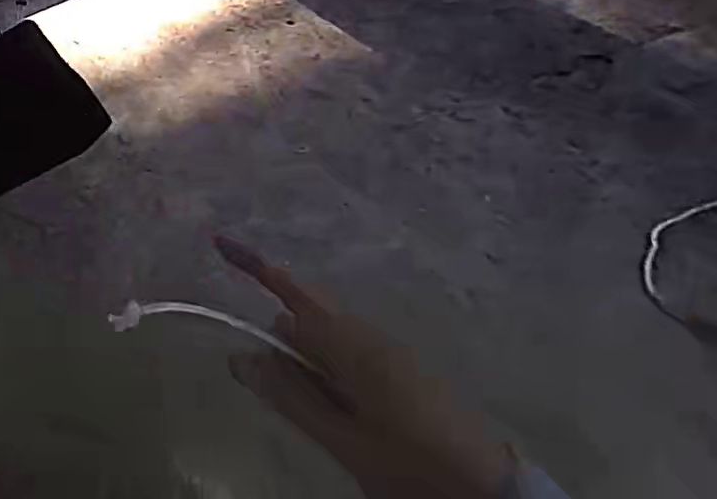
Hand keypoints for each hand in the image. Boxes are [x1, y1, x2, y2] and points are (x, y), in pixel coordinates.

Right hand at [217, 235, 514, 498]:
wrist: (496, 494)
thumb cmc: (415, 463)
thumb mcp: (346, 441)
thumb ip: (291, 396)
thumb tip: (239, 358)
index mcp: (350, 343)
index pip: (290, 292)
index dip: (254, 266)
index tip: (219, 242)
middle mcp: (365, 334)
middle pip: (304, 317)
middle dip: (281, 341)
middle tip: (276, 386)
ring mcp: (385, 349)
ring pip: (325, 340)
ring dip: (307, 362)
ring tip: (318, 412)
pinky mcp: (399, 368)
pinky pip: (346, 355)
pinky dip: (328, 371)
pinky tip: (340, 410)